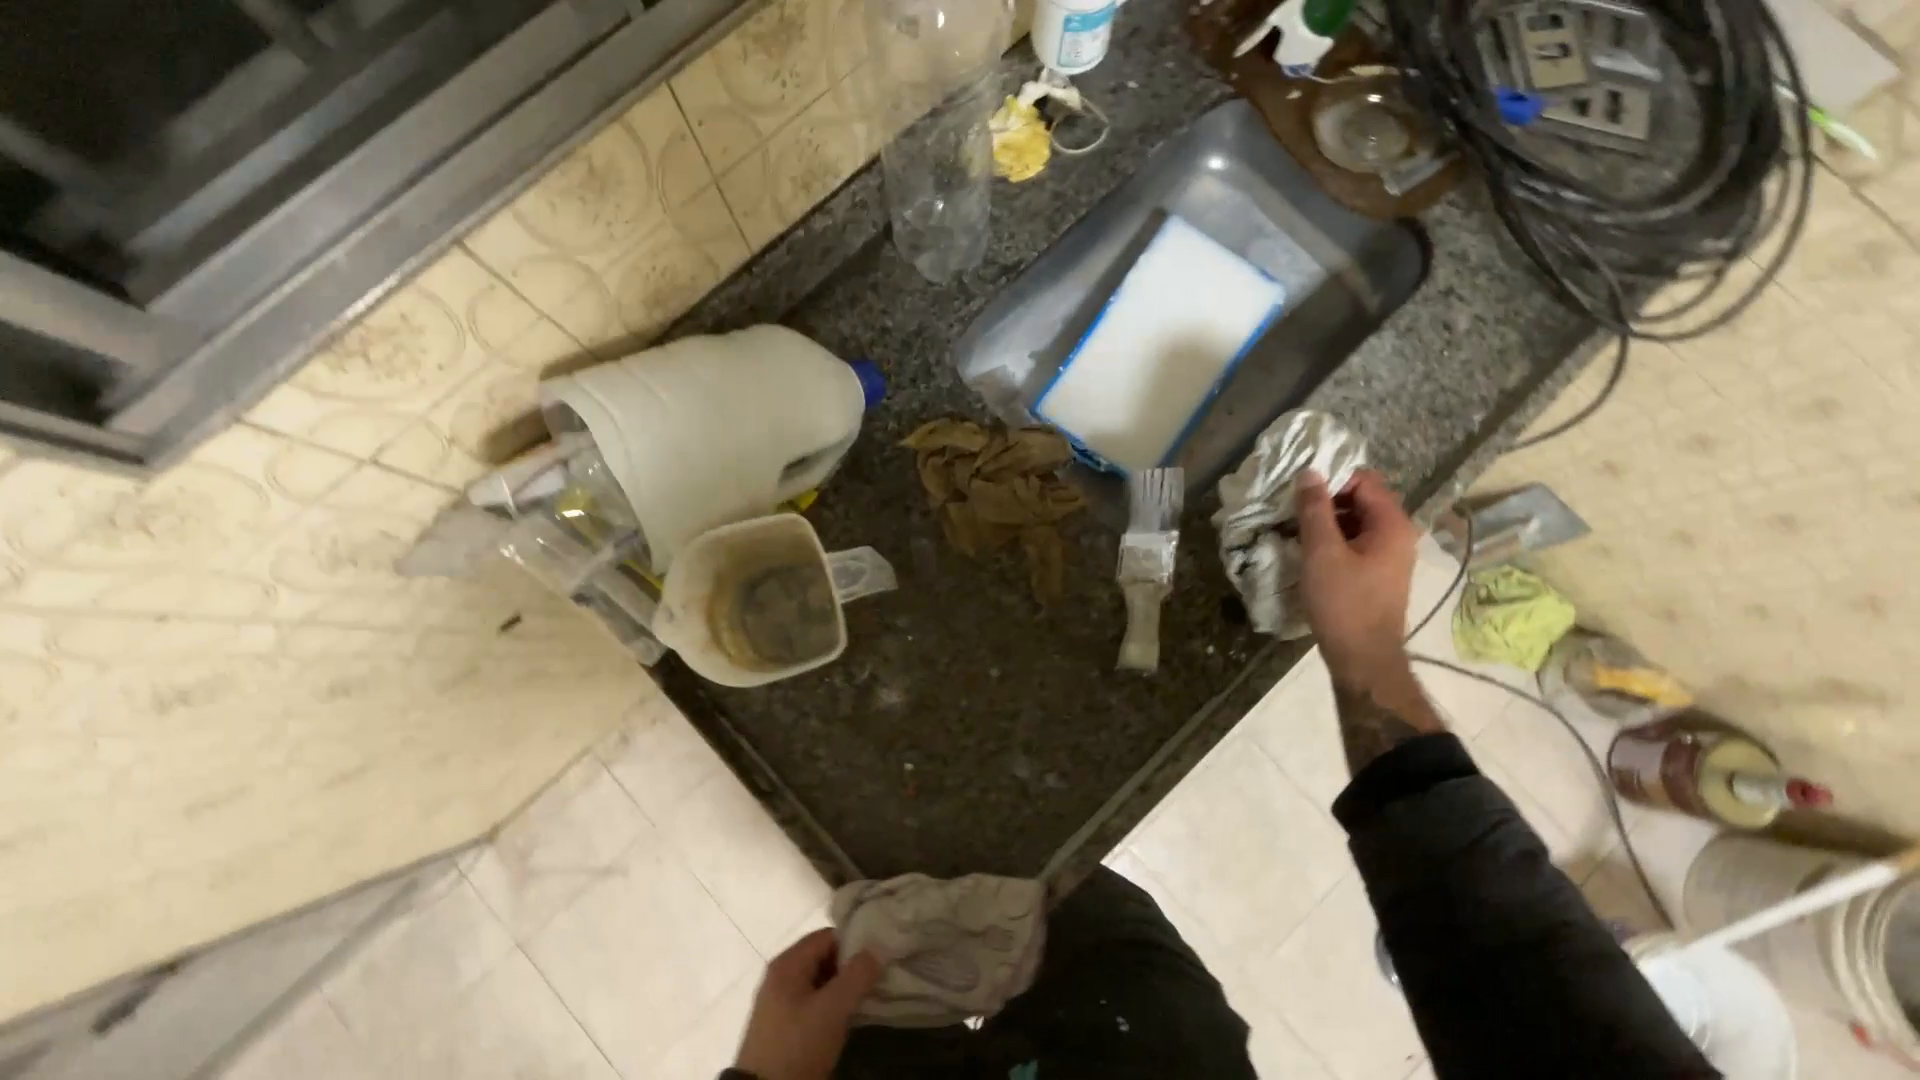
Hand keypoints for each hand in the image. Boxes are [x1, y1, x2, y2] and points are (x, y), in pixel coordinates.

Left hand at [734, 929, 881, 1079]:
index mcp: (787, 963)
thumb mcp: (832, 1009)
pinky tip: (850, 1016)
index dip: (854, 942)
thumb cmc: (798, 1045)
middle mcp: (781, 976)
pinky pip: (815, 1002)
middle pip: (824, 957)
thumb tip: (877, 948)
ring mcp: (781, 1001)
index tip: (880, 955)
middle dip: (851, 966)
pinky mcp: (785, 1025)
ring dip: (844, 988)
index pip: (828, 936)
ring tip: (869, 997)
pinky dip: (833, 1005)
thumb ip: (857, 975)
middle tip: (878, 978)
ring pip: (821, 982)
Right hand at [1294, 469, 1420, 696]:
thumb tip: (1310, 472)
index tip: (1298, 490)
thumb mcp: (1322, 552)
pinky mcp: (1377, 574)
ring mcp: (1389, 556)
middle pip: (1360, 500)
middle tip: (1290, 510)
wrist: (1363, 658)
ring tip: (1293, 530)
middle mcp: (1398, 535)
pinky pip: (1355, 544)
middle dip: (1325, 500)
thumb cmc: (1343, 602)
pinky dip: (1332, 541)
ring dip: (1325, 522)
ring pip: (1355, 523)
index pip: (1364, 480)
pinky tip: (1306, 551)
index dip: (1331, 479)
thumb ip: (1315, 509)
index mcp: (1392, 524)